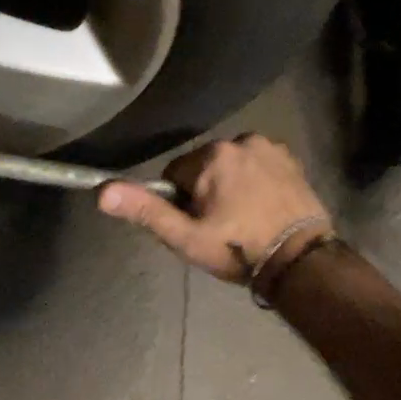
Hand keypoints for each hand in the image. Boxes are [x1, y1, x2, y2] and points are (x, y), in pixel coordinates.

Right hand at [98, 135, 334, 285]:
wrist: (299, 259)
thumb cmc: (236, 249)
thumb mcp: (185, 237)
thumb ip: (146, 211)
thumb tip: (101, 192)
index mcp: (211, 156)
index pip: (175, 175)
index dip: (180, 204)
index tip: (197, 228)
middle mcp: (241, 139)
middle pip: (204, 169)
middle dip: (206, 195)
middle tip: (220, 230)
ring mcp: (270, 147)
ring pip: (232, 167)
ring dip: (231, 189)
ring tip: (243, 223)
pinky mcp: (292, 159)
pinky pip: (258, 167)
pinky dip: (255, 185)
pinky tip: (262, 212)